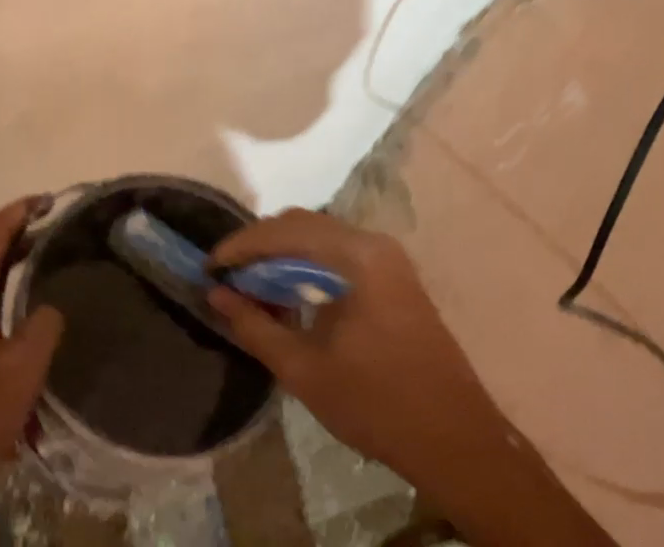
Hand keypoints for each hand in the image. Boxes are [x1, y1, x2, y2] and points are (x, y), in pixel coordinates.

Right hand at [205, 208, 498, 473]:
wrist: (454, 438)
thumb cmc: (375, 403)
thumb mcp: (303, 369)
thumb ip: (255, 326)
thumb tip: (216, 295)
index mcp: (357, 256)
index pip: (285, 230)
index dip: (241, 245)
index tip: (209, 267)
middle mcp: (375, 244)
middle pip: (304, 225)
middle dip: (260, 246)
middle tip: (227, 276)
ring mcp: (389, 260)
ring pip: (321, 238)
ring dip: (283, 256)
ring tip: (250, 286)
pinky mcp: (395, 278)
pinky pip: (340, 256)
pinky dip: (308, 267)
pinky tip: (288, 295)